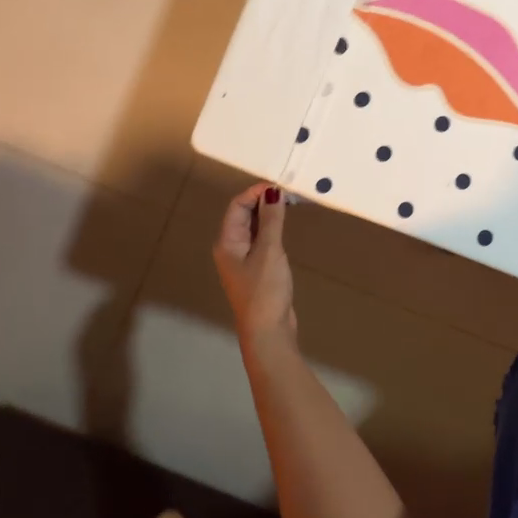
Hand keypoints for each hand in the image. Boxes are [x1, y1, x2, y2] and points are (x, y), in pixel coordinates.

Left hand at [213, 183, 296, 355]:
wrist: (268, 331)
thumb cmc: (264, 290)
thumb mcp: (269, 250)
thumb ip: (271, 219)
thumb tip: (273, 191)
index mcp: (227, 242)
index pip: (237, 206)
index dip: (256, 192)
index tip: (281, 186)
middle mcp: (231, 248)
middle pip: (243, 215)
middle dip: (264, 201)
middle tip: (290, 193)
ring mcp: (243, 260)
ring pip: (254, 227)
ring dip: (269, 214)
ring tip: (291, 204)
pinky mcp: (256, 269)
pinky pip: (262, 240)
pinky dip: (272, 229)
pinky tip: (286, 227)